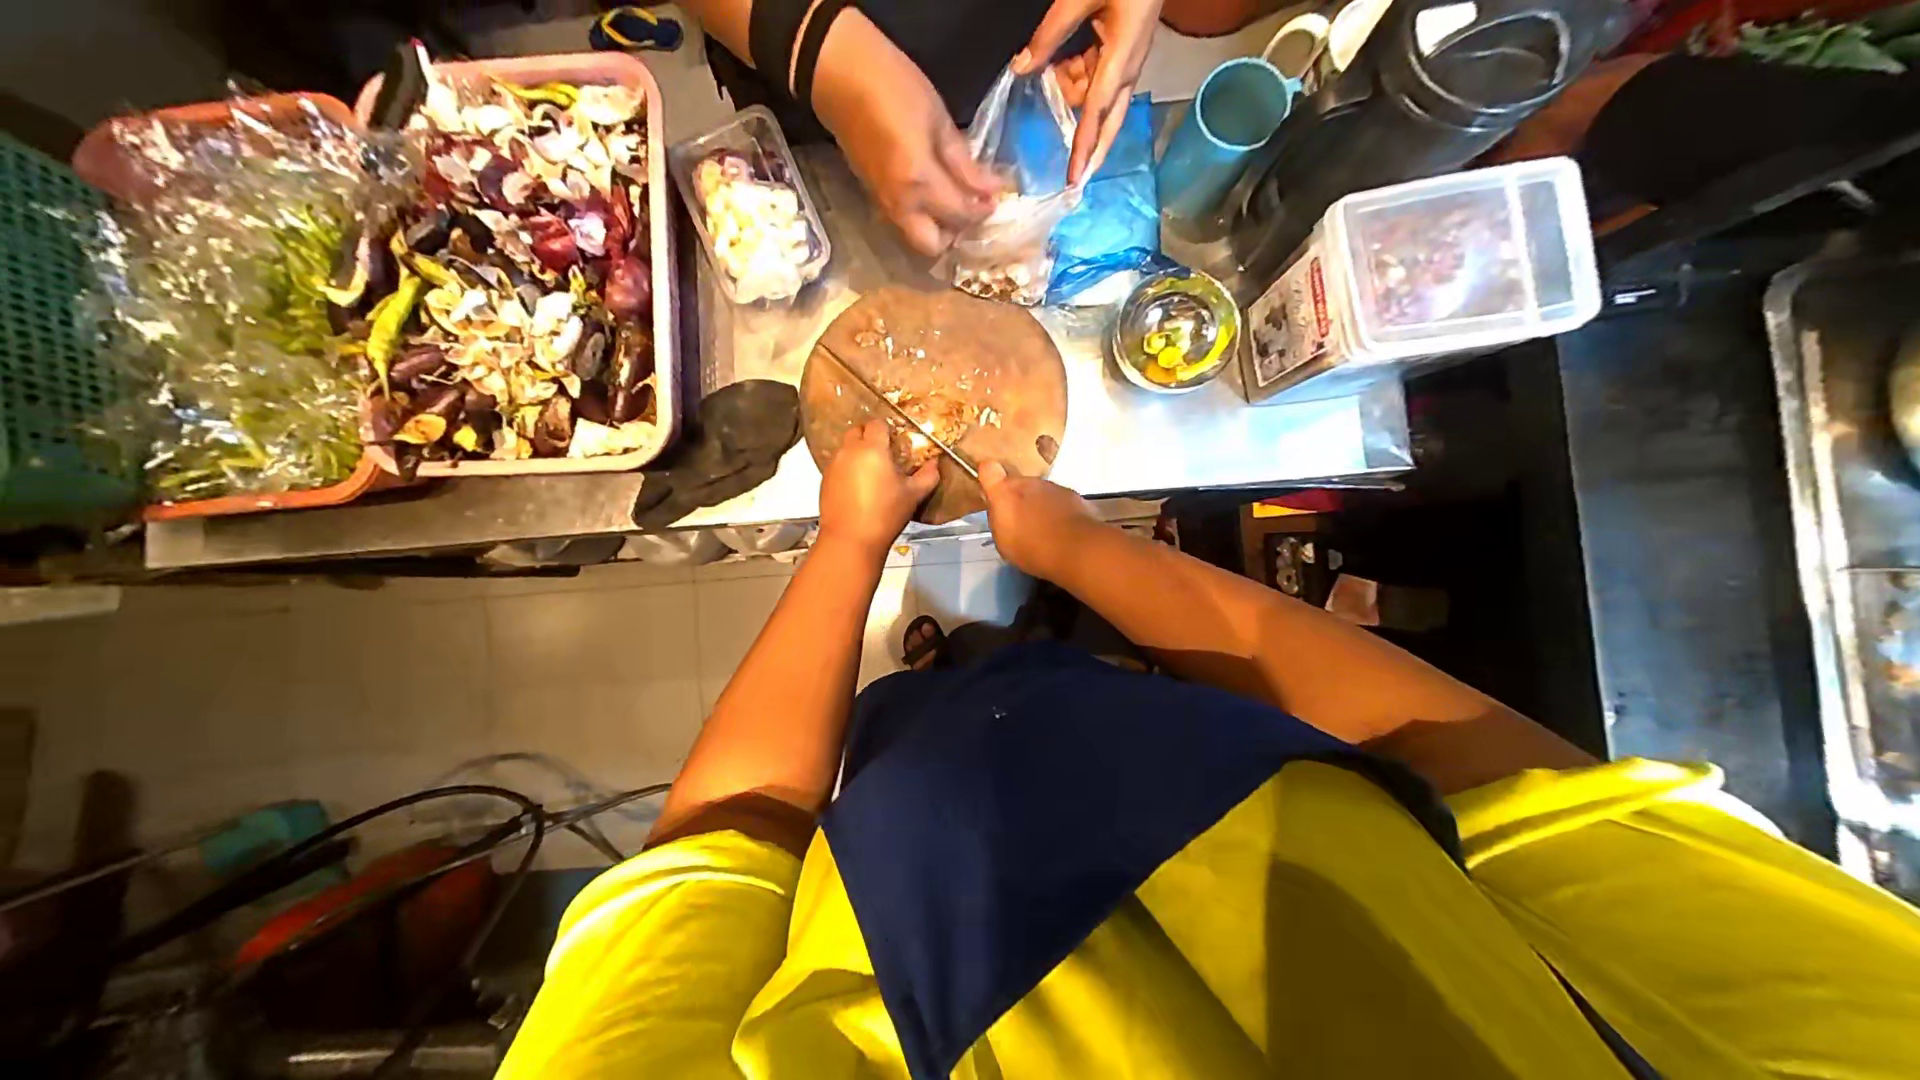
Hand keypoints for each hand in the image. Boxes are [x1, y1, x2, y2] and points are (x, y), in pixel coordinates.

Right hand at [812, 11, 1001, 254]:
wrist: (839, 76)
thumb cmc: (893, 87)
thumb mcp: (938, 119)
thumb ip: (965, 163)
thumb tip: (990, 190)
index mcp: (920, 183)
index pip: (960, 215)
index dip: (982, 211)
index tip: (996, 198)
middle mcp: (901, 205)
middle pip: (933, 246)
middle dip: (955, 235)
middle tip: (970, 210)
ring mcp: (883, 205)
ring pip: (916, 239)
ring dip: (937, 230)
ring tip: (953, 203)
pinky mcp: (874, 198)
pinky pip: (904, 222)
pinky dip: (922, 219)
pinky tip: (932, 196)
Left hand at [818, 420, 939, 558]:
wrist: (850, 540)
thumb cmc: (885, 515)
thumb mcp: (913, 495)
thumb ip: (928, 475)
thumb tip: (935, 463)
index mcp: (872, 449)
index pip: (877, 424)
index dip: (887, 430)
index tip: (896, 443)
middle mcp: (850, 451)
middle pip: (857, 431)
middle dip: (869, 437)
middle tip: (883, 454)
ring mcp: (834, 465)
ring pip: (846, 448)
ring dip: (857, 453)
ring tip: (871, 472)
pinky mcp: (824, 480)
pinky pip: (837, 465)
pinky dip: (847, 468)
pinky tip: (857, 487)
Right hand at [978, 460, 1098, 579]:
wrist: (1076, 549)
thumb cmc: (1031, 548)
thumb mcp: (1004, 541)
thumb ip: (999, 519)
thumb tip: (1000, 510)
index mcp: (1005, 493)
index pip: (989, 470)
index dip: (989, 474)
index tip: (991, 485)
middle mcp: (1028, 482)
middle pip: (1017, 483)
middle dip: (1017, 498)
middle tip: (1021, 521)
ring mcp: (1053, 486)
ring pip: (1040, 492)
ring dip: (1039, 504)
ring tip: (1043, 529)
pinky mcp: (1073, 495)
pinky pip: (1059, 500)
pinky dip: (1058, 511)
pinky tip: (1061, 530)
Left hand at [1014, 0, 1163, 183]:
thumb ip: (1050, 35)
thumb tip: (1021, 67)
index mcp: (1121, 61)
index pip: (1096, 116)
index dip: (1083, 151)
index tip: (1074, 181)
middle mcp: (1126, 70)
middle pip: (1107, 124)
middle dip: (1088, 150)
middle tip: (1070, 178)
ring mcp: (1126, 62)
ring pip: (1095, 99)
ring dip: (1071, 97)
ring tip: (1048, 78)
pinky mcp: (1121, 52)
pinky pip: (1095, 79)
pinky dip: (1076, 79)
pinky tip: (1057, 68)